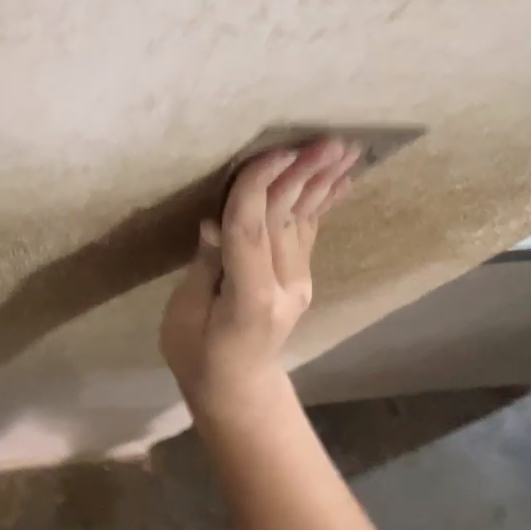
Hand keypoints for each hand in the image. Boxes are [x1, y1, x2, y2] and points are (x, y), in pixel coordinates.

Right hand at [159, 138, 360, 405]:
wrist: (236, 390)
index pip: (249, 232)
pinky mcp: (300, 280)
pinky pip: (309, 232)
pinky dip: (323, 202)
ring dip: (323, 181)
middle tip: (329, 139)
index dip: (258, 189)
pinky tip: (340, 179)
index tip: (272, 151)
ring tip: (347, 149)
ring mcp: (297, 283)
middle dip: (304, 175)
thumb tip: (213, 224)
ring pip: (304, 221)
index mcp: (246, 298)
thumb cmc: (196, 355)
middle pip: (286, 220)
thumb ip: (203, 270)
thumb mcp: (184, 317)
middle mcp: (281, 287)